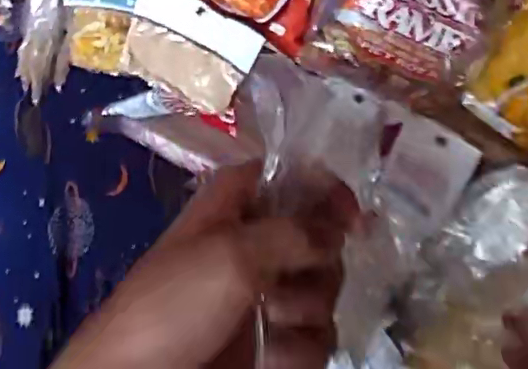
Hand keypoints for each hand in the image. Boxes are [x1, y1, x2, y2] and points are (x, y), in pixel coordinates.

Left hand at [53, 163, 355, 368]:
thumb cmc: (177, 300)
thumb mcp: (231, 254)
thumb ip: (291, 232)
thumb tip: (342, 217)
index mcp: (235, 202)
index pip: (289, 176)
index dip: (324, 189)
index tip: (351, 216)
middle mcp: (254, 241)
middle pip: (320, 240)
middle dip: (314, 267)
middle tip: (281, 283)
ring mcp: (265, 295)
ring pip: (323, 295)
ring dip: (300, 316)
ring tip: (264, 324)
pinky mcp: (275, 344)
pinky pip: (316, 341)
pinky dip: (295, 353)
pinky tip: (265, 360)